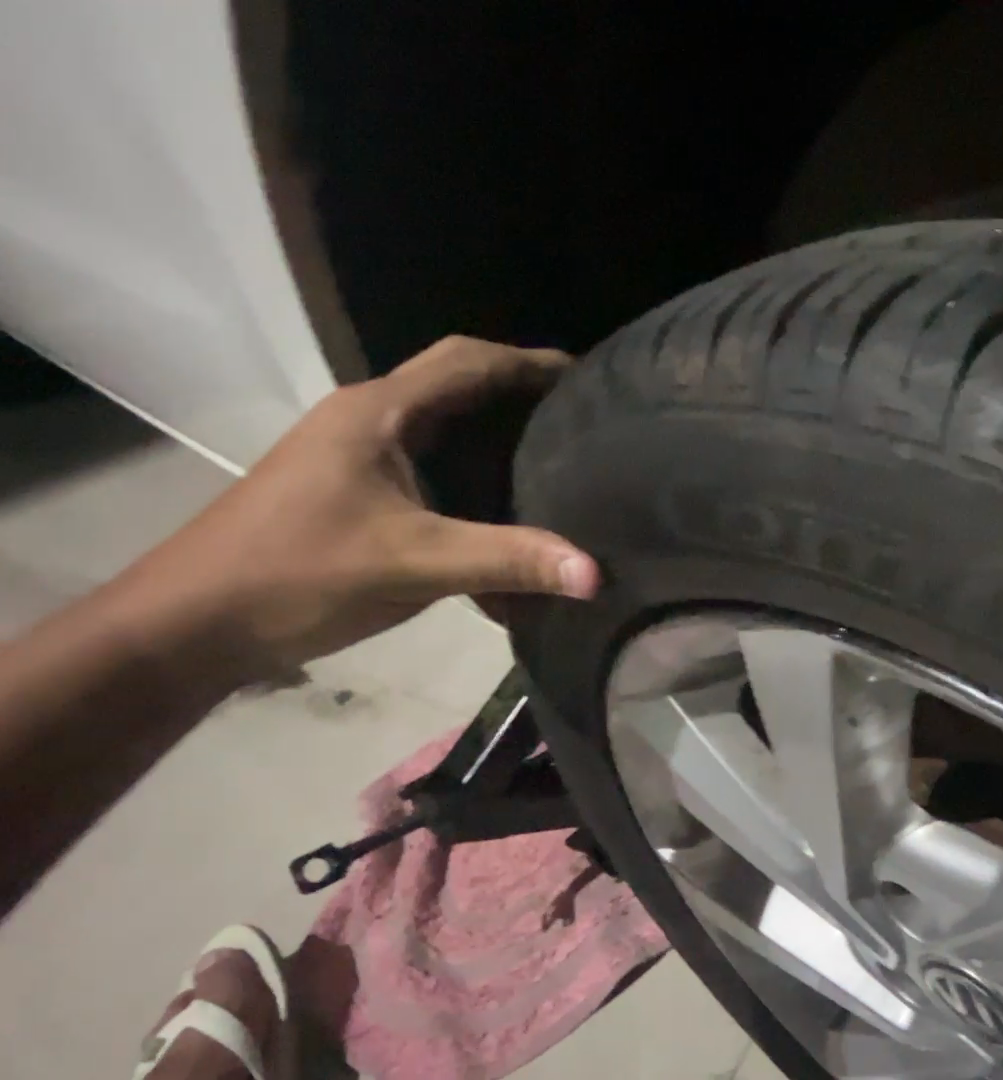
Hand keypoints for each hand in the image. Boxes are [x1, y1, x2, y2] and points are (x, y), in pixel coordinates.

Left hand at [122, 336, 599, 675]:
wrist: (189, 626)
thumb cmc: (298, 574)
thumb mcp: (415, 564)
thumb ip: (509, 561)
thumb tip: (596, 573)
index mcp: (378, 413)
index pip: (467, 361)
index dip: (530, 361)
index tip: (590, 375)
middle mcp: (367, 420)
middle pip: (457, 384)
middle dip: (521, 393)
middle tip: (586, 416)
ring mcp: (355, 454)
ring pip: (443, 424)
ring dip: (497, 432)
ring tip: (561, 452)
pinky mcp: (352, 489)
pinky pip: (428, 462)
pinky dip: (473, 471)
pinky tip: (506, 504)